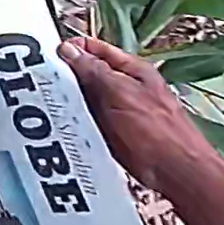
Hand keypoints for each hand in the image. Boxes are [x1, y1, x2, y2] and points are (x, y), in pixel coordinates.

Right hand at [56, 36, 223, 196]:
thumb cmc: (158, 133)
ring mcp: (116, 108)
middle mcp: (123, 86)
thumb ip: (94, 69)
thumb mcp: (120, 93)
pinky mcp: (110, 129)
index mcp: (132, 70)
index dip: (71, 49)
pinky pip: (83, 116)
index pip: (93, 48)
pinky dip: (71, 116)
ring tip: (49, 101)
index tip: (50, 57)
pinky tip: (60, 120)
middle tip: (44, 81)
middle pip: (85, 72)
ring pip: (81, 95)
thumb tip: (68, 49)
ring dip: (66, 98)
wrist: (178, 176)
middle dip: (65, 75)